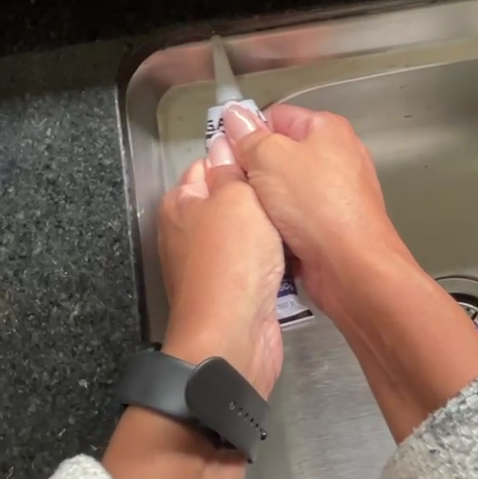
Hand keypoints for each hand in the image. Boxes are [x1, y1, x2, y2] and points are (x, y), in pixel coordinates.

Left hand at [155, 157, 283, 396]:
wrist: (233, 336)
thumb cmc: (230, 262)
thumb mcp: (236, 198)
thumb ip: (232, 169)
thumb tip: (225, 142)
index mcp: (181, 203)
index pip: (209, 163)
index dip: (239, 156)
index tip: (270, 154)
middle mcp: (191, 232)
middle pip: (232, 199)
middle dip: (261, 195)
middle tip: (289, 188)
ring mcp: (212, 264)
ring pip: (250, 232)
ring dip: (272, 229)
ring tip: (296, 220)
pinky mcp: (234, 290)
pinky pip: (258, 263)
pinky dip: (275, 260)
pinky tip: (293, 255)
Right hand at [213, 102, 419, 319]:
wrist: (353, 266)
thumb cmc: (316, 206)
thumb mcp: (270, 158)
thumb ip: (249, 136)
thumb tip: (233, 115)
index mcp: (326, 129)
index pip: (275, 117)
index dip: (248, 133)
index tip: (227, 153)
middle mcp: (337, 155)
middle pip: (279, 154)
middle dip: (254, 170)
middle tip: (235, 186)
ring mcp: (338, 192)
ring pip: (284, 189)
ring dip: (264, 201)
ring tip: (251, 213)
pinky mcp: (334, 224)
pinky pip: (296, 216)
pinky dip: (280, 224)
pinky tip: (269, 234)